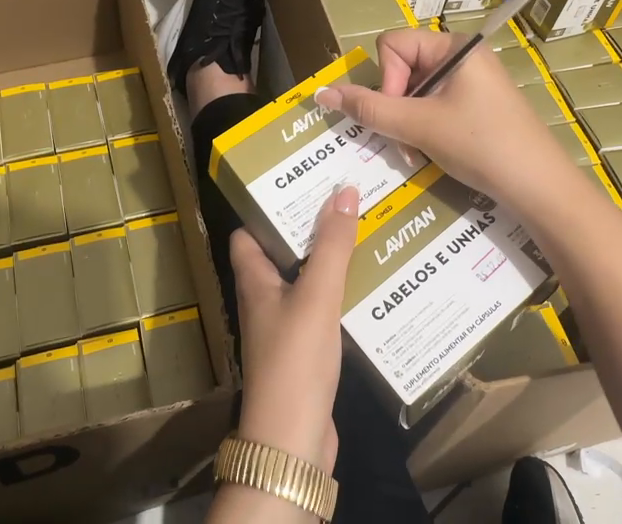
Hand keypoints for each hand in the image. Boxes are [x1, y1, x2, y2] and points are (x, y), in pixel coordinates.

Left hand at [230, 186, 358, 471]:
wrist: (293, 441)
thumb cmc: (294, 360)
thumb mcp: (316, 296)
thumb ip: (332, 246)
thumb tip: (344, 190)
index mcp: (254, 280)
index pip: (249, 232)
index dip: (268, 206)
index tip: (302, 181)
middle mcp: (264, 299)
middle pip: (283, 253)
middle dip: (311, 229)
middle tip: (346, 200)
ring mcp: (284, 327)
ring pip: (306, 281)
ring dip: (330, 261)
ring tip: (366, 232)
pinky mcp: (306, 352)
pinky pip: (323, 311)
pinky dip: (342, 295)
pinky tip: (372, 285)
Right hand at [315, 28, 563, 199]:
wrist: (540, 188)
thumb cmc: (480, 144)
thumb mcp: (419, 126)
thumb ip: (369, 108)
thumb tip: (321, 92)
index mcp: (454, 46)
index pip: (393, 45)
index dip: (386, 79)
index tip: (400, 113)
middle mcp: (462, 56)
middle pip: (402, 68)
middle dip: (395, 106)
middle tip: (406, 139)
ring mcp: (471, 82)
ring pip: (414, 91)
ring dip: (407, 122)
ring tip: (419, 151)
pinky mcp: (476, 106)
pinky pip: (433, 105)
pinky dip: (424, 128)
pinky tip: (433, 152)